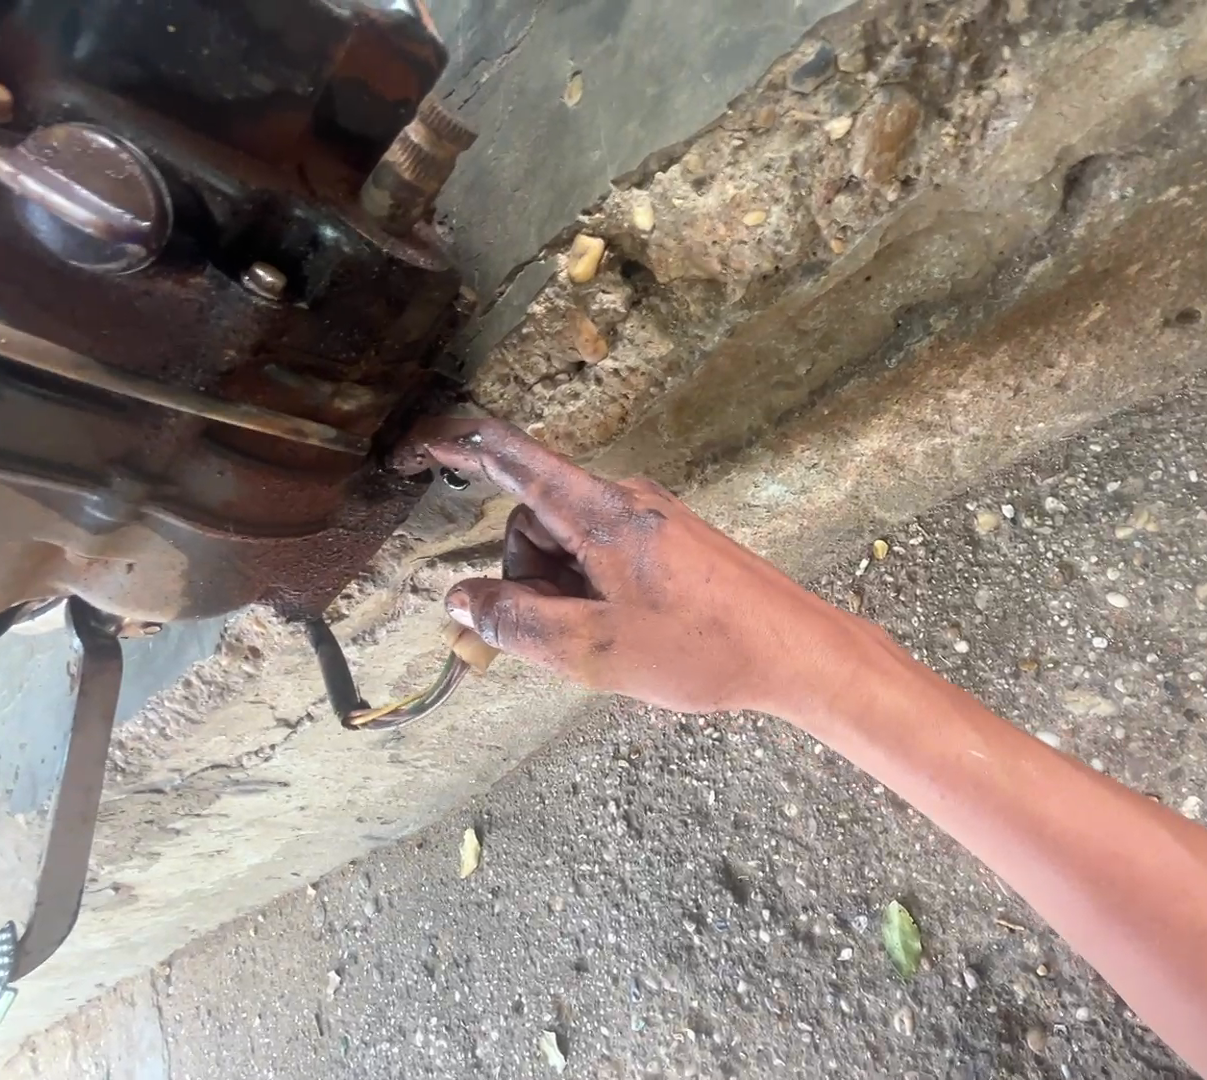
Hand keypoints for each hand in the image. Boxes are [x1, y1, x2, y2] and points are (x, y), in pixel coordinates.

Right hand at [394, 419, 887, 713]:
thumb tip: (459, 598)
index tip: (413, 449)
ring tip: (612, 636)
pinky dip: (596, 590)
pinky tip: (634, 629)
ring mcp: (653, 518)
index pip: (511, 459)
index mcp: (600, 510)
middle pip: (536, 520)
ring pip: (571, 543)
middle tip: (571, 633)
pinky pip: (606, 554)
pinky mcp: (672, 539)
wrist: (793, 648)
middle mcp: (625, 499)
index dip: (455, 449)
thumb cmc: (700, 647)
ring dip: (566, 590)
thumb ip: (515, 622)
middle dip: (530, 576)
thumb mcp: (593, 649)